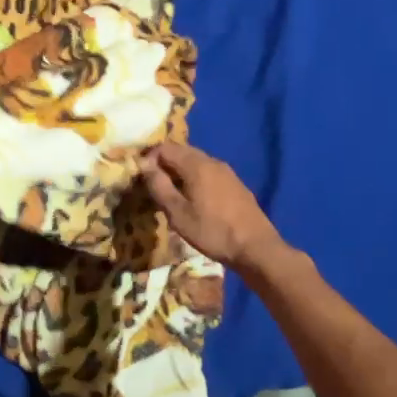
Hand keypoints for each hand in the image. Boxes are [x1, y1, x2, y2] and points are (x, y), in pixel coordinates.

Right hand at [142, 143, 299, 273]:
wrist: (256, 248)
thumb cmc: (212, 231)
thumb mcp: (178, 213)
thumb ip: (159, 186)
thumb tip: (144, 165)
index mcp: (197, 165)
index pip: (165, 148)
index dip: (149, 158)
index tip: (140, 178)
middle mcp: (212, 161)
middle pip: (181, 151)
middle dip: (163, 163)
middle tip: (152, 185)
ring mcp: (227, 172)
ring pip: (195, 162)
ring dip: (179, 171)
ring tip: (170, 193)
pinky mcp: (235, 184)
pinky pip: (208, 172)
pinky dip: (194, 178)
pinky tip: (193, 198)